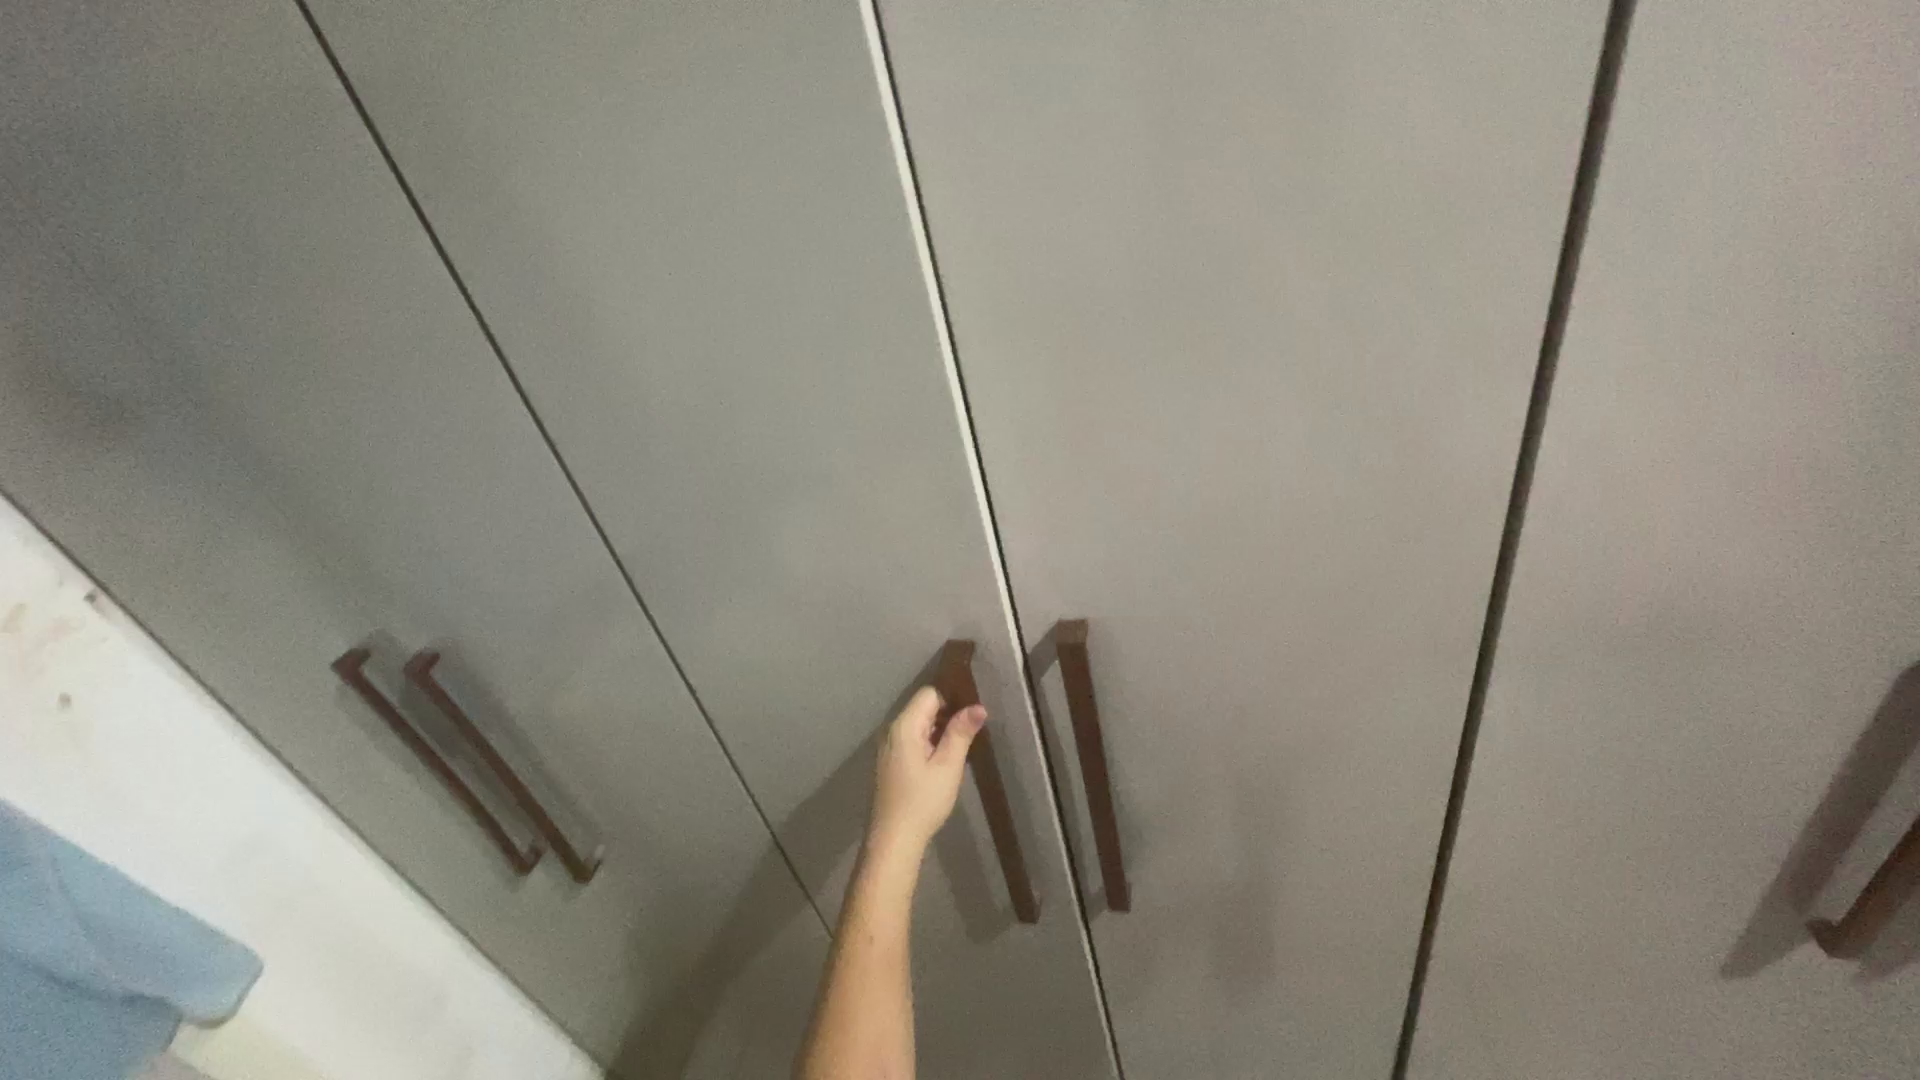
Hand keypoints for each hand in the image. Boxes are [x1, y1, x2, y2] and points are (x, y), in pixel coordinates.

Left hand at [867, 686, 985, 855]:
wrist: (893, 839)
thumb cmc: (923, 801)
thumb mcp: (948, 766)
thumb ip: (961, 733)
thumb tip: (978, 706)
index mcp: (904, 726)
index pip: (929, 694)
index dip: (952, 699)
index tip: (971, 715)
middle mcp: (891, 730)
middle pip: (922, 708)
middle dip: (946, 715)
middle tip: (970, 733)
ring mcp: (887, 747)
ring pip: (917, 725)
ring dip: (938, 731)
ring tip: (959, 748)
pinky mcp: (888, 762)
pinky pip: (910, 740)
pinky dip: (927, 743)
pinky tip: (940, 762)